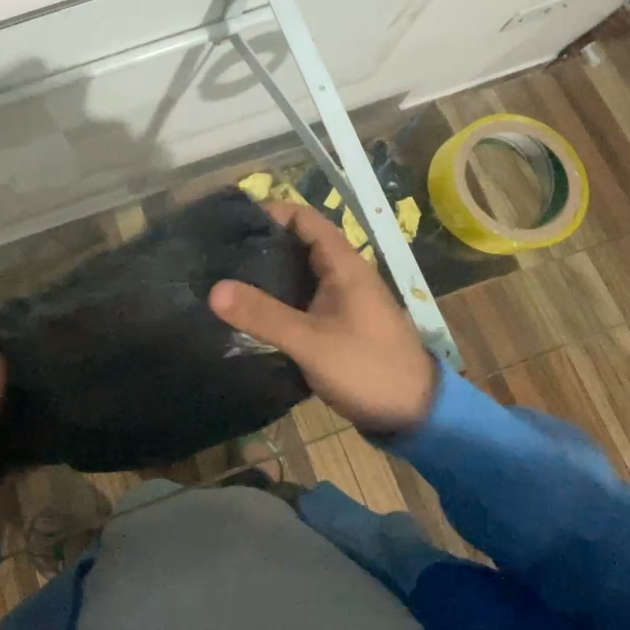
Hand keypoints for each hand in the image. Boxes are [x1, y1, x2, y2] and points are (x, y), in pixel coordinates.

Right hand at [209, 202, 437, 433]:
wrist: (416, 416)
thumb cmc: (368, 368)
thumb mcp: (311, 342)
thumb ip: (264, 315)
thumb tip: (213, 289)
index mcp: (344, 264)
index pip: (304, 218)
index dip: (270, 213)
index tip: (232, 224)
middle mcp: (343, 274)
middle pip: (297, 243)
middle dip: (261, 244)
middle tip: (219, 254)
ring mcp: (342, 300)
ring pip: (298, 273)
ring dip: (267, 274)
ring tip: (225, 279)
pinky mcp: (337, 324)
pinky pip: (301, 299)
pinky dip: (277, 298)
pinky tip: (250, 312)